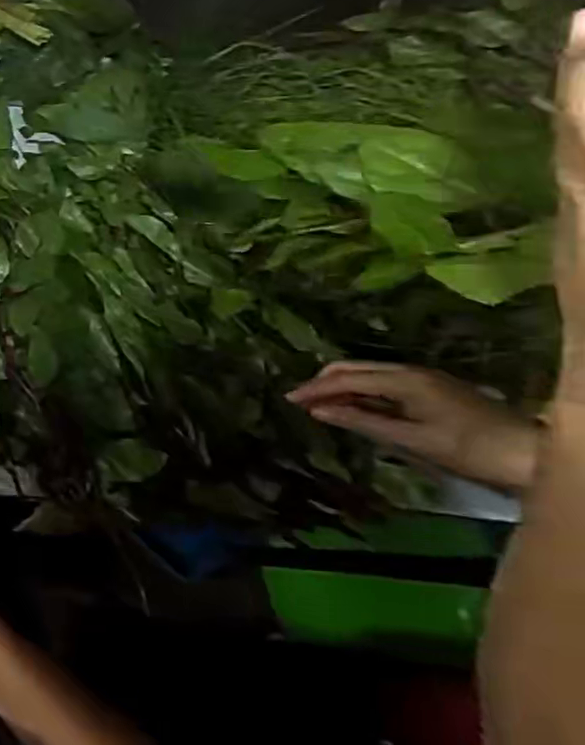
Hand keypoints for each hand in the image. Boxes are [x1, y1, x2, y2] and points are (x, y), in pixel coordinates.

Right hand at [288, 361, 541, 489]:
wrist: (539, 458)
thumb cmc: (473, 449)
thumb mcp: (414, 439)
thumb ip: (363, 422)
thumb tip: (317, 411)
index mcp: (404, 380)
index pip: (345, 379)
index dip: (314, 388)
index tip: (288, 399)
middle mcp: (411, 372)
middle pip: (353, 368)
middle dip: (323, 382)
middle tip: (301, 399)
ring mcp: (425, 379)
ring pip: (368, 374)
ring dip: (342, 387)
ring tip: (323, 404)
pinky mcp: (434, 390)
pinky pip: (384, 383)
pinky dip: (362, 392)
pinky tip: (355, 406)